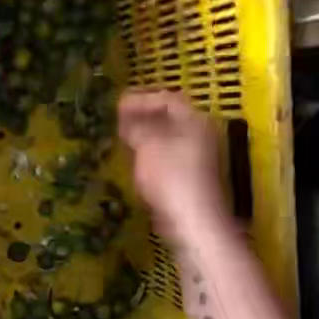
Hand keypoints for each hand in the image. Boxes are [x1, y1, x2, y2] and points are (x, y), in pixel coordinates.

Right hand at [118, 91, 228, 240]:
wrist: (192, 220)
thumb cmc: (171, 178)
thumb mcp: (147, 146)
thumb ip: (137, 128)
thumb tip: (127, 120)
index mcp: (194, 120)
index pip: (167, 99)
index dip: (141, 99)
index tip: (118, 104)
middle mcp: (200, 134)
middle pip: (169, 117)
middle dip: (143, 116)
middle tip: (118, 119)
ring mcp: (197, 156)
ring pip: (168, 136)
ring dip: (145, 134)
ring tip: (123, 137)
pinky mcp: (190, 175)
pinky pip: (168, 154)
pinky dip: (151, 151)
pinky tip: (136, 158)